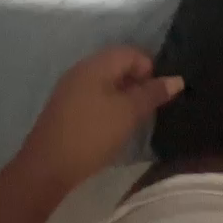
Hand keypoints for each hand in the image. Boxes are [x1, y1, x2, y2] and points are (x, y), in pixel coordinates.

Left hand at [8, 46, 182, 194]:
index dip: (150, 70)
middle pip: (118, 65)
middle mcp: (82, 68)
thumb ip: (153, 94)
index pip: (132, 53)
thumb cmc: (91, 135)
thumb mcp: (128, 113)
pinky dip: (107, 105)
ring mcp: (70, 88)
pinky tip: (111, 127)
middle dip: (137, 83)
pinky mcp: (64, 108)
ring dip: (123, 96)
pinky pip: (93, 96)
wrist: (45, 169)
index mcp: (97, 63)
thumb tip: (177, 79)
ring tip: (132, 119)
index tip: (157, 97)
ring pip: (106, 82)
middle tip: (148, 109)